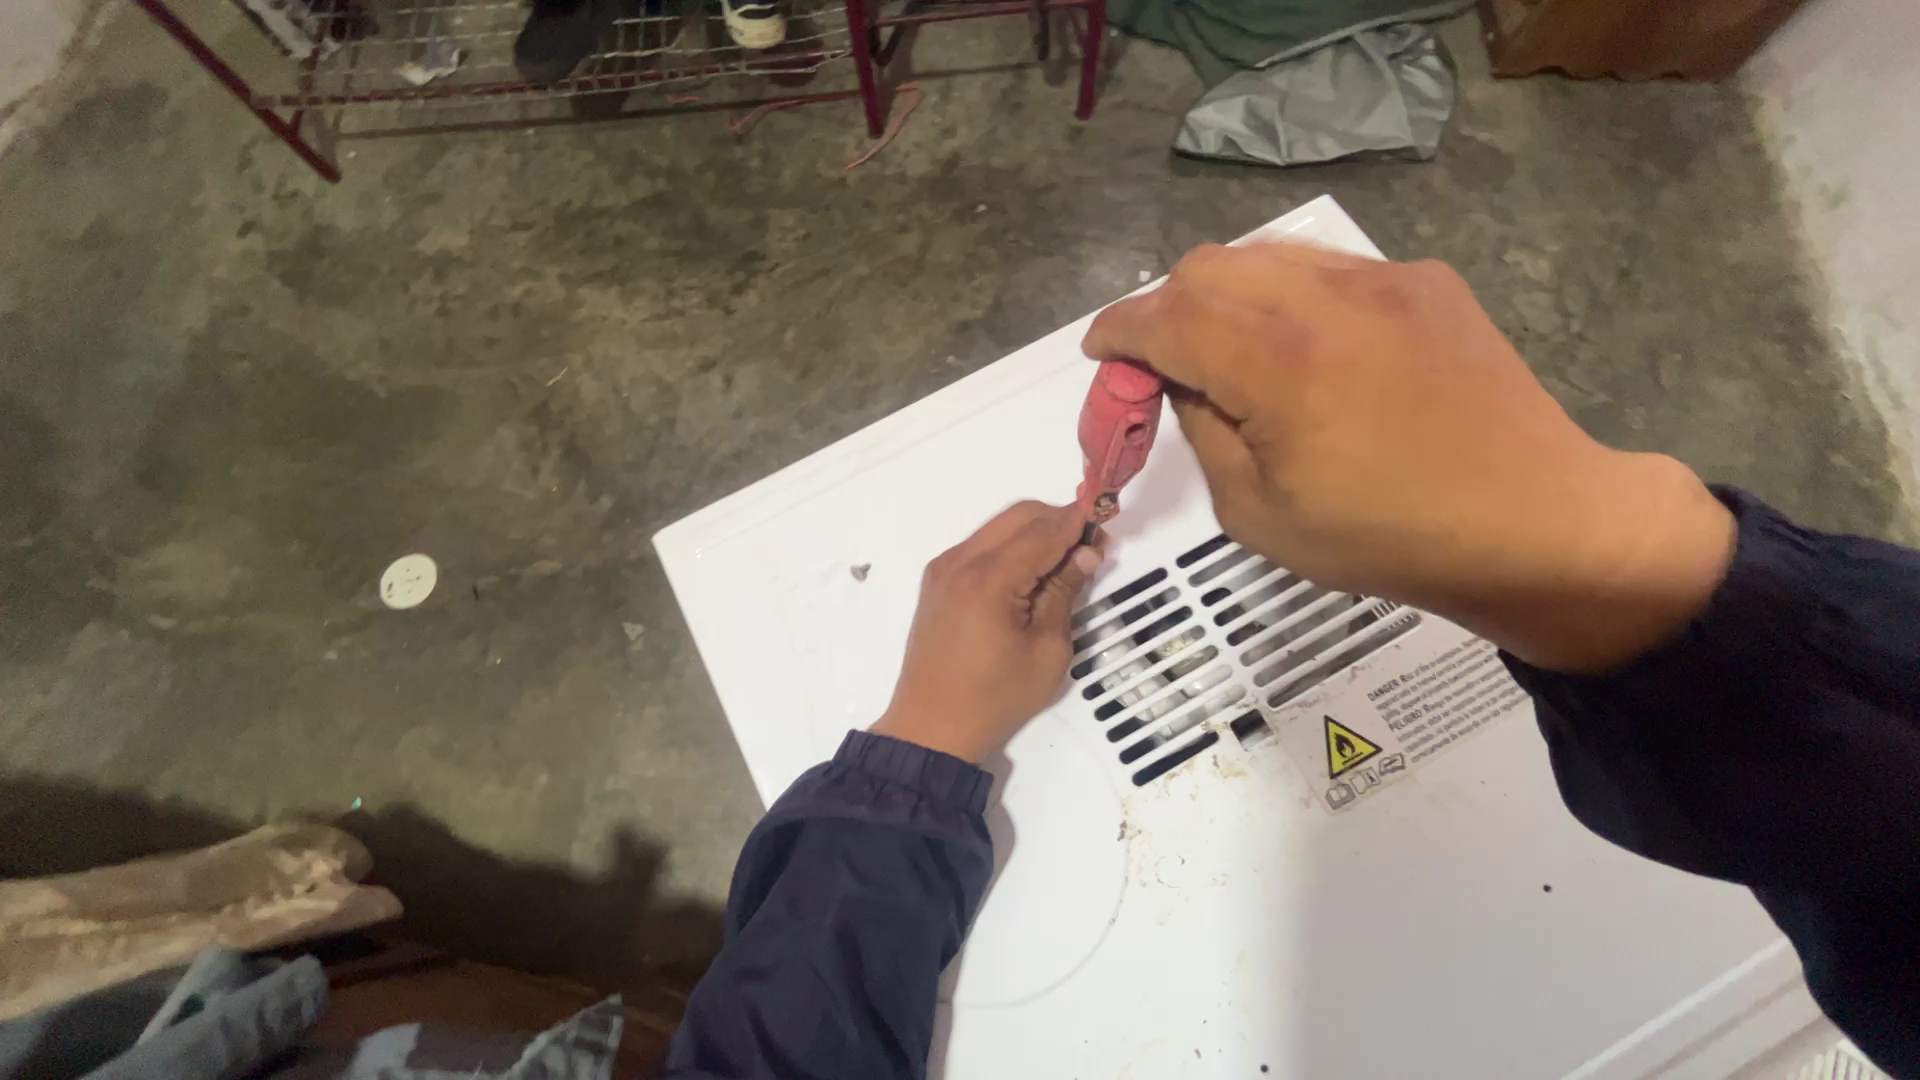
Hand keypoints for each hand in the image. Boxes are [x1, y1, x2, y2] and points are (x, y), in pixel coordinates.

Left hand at [872, 502, 1103, 761]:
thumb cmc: (995, 697)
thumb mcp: (1047, 650)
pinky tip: (1031, 574)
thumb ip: (1065, 592)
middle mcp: (959, 561)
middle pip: (1019, 515)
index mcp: (988, 579)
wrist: (932, 726)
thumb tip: (1086, 553)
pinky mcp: (937, 580)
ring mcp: (943, 568)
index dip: (1078, 523)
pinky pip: (980, 545)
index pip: (1043, 531)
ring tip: (1063, 564)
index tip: (1105, 525)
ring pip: (998, 526)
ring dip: (1034, 532)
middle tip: (1088, 549)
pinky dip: (1010, 546)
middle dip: (1057, 521)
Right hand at [1082, 242, 1734, 672]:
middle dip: (1162, 309)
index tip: (1099, 351)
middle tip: (1160, 363)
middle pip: (1206, 267)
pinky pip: (1321, 267)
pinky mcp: (1422, 281)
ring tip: (1223, 348)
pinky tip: (1295, 344)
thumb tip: (1181, 380)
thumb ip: (1202, 428)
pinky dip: (1279, 293)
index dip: (1118, 330)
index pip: (1167, 318)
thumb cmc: (1380, 537)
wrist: (1529, 523)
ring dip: (1218, 294)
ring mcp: (1382, 279)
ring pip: (1262, 254)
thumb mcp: (1254, 511)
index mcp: (1279, 364)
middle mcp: (1327, 298)